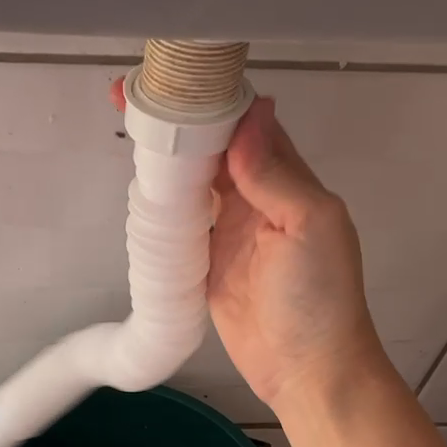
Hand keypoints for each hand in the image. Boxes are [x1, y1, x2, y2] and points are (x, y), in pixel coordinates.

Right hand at [109, 80, 388, 411]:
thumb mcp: (309, 225)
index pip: (244, 122)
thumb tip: (247, 115)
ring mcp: (227, 233)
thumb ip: (275, 174)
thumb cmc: (319, 297)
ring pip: (191, 184)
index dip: (209, 97)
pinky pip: (179, 227)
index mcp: (287, 179)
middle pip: (210, 149)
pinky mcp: (205, 265)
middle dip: (175, 122)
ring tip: (127, 135)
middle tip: (127, 100)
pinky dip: (159, 209)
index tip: (172, 77)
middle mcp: (255, 198)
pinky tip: (138, 191)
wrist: (305, 369)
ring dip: (163, 161)